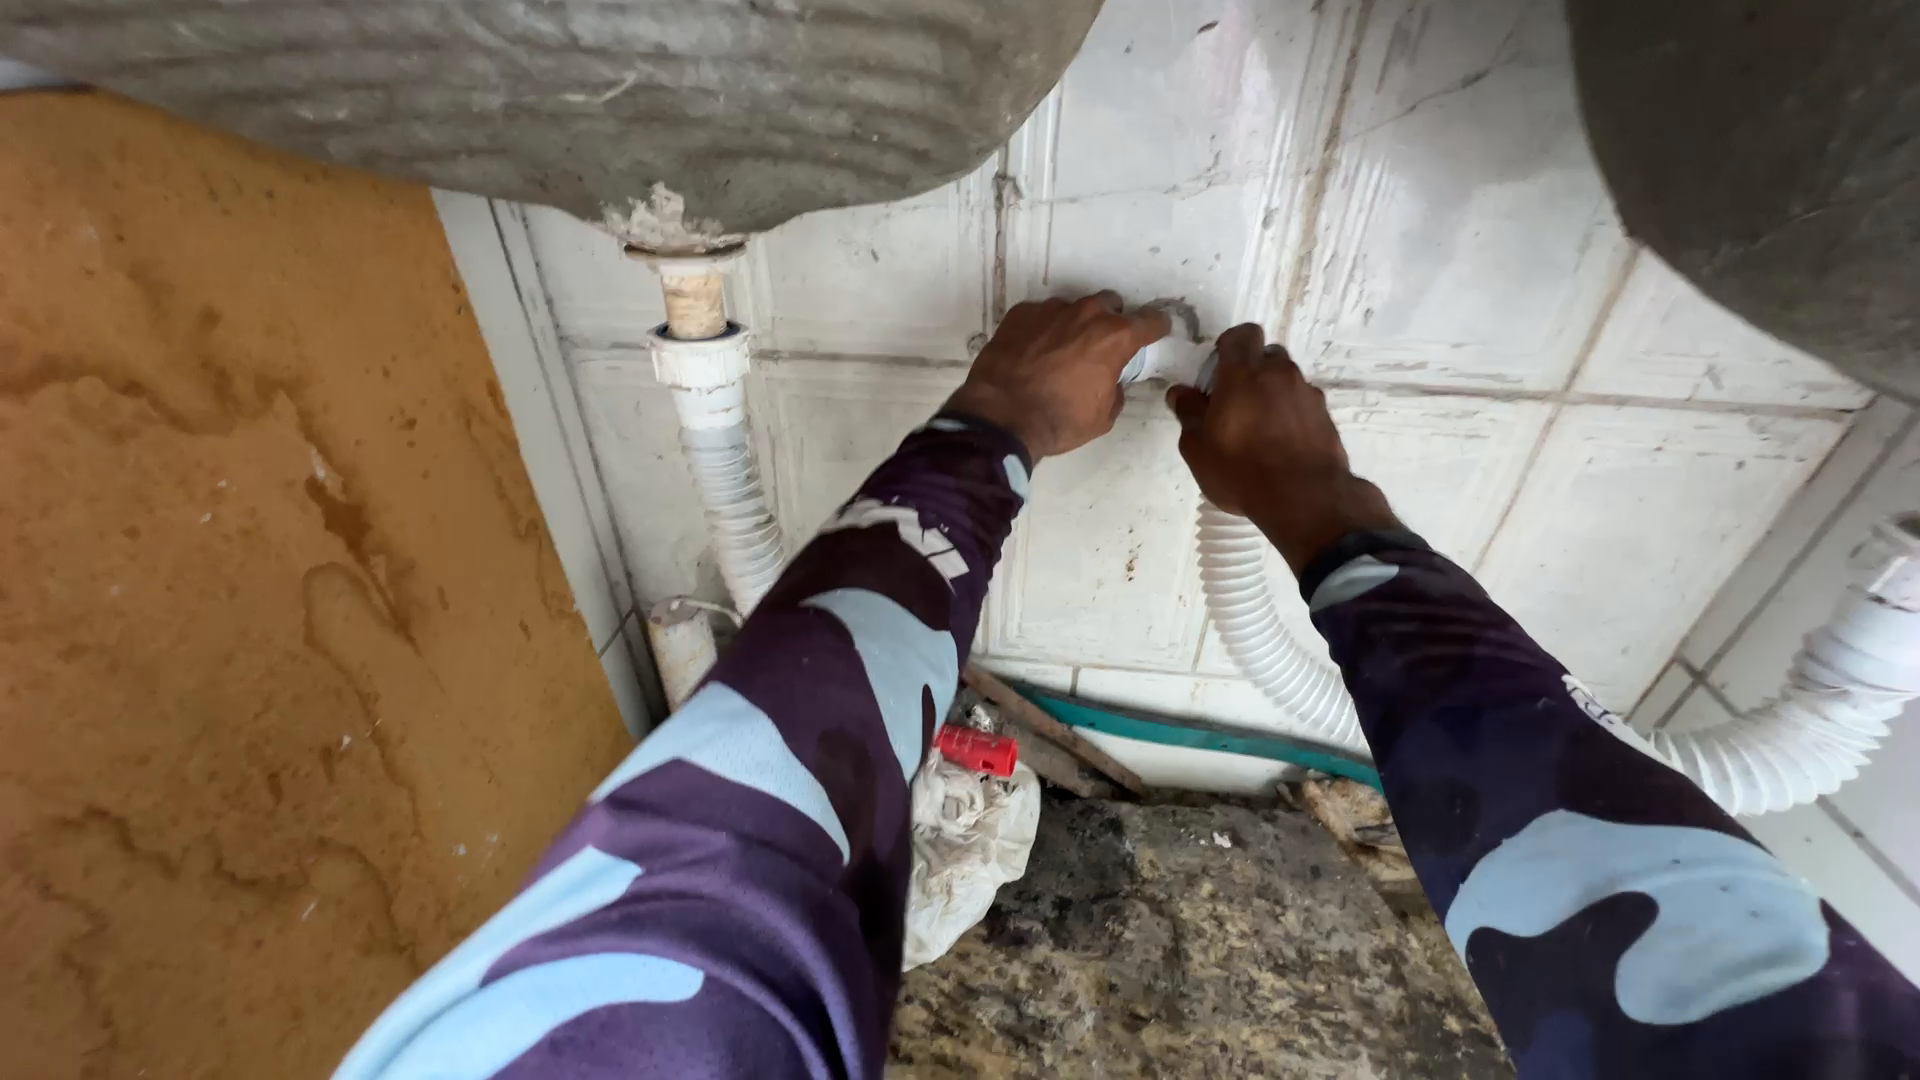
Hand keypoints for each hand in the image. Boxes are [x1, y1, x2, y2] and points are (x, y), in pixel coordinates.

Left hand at [945, 291, 1170, 458]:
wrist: (1000, 417)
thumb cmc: (1058, 421)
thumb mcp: (1102, 417)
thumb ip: (1115, 391)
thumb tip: (1110, 382)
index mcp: (1114, 337)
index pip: (1149, 321)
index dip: (1155, 328)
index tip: (1155, 332)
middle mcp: (1086, 314)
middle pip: (1109, 305)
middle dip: (1110, 322)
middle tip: (1099, 347)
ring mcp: (1050, 309)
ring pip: (1072, 309)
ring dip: (1073, 326)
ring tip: (1059, 353)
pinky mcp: (1020, 314)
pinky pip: (1040, 316)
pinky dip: (1042, 330)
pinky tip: (1032, 353)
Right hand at [1165, 323, 1400, 572]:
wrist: (1303, 497)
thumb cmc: (1239, 468)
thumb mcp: (1197, 445)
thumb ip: (1188, 412)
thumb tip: (1180, 392)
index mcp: (1244, 374)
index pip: (1241, 335)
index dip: (1228, 346)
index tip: (1217, 371)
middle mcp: (1280, 374)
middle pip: (1266, 355)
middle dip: (1251, 370)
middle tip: (1234, 402)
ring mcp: (1308, 394)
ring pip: (1286, 380)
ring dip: (1271, 394)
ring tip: (1258, 428)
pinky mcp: (1325, 416)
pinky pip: (1302, 404)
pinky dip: (1289, 415)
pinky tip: (1279, 444)